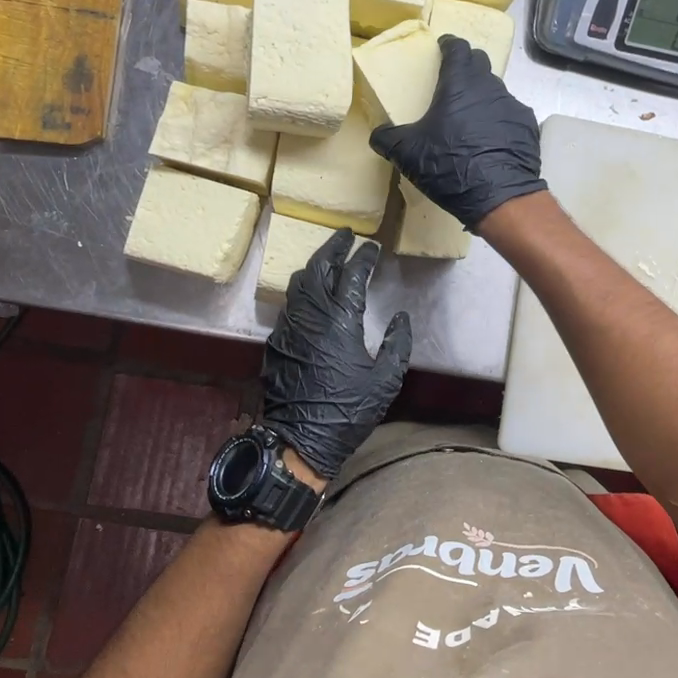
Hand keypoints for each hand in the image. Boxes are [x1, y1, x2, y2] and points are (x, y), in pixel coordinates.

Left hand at [260, 230, 410, 480]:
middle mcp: (311, 316)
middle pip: (318, 268)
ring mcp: (289, 327)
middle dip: (332, 247)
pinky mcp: (277, 342)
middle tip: (346, 237)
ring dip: (315, 266)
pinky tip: (314, 296)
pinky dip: (304, 291)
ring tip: (330, 260)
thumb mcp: (385, 381)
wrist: (301, 440)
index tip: (373, 247)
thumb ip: (397, 345)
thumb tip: (400, 319)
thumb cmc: (348, 411)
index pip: (351, 275)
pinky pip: (290, 305)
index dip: (363, 257)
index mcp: (340, 321)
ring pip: (298, 284)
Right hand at [369, 35, 546, 229]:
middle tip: (454, 78)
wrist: (499, 196)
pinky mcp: (527, 128)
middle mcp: (489, 87)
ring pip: (496, 91)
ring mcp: (512, 107)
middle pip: (480, 64)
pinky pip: (510, 115)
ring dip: (482, 96)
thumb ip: (388, 138)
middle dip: (467, 65)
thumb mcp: (407, 153)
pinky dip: (499, 120)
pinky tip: (491, 140)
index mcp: (460, 84)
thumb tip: (378, 134)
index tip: (444, 46)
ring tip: (470, 116)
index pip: (458, 49)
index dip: (450, 45)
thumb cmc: (449, 165)